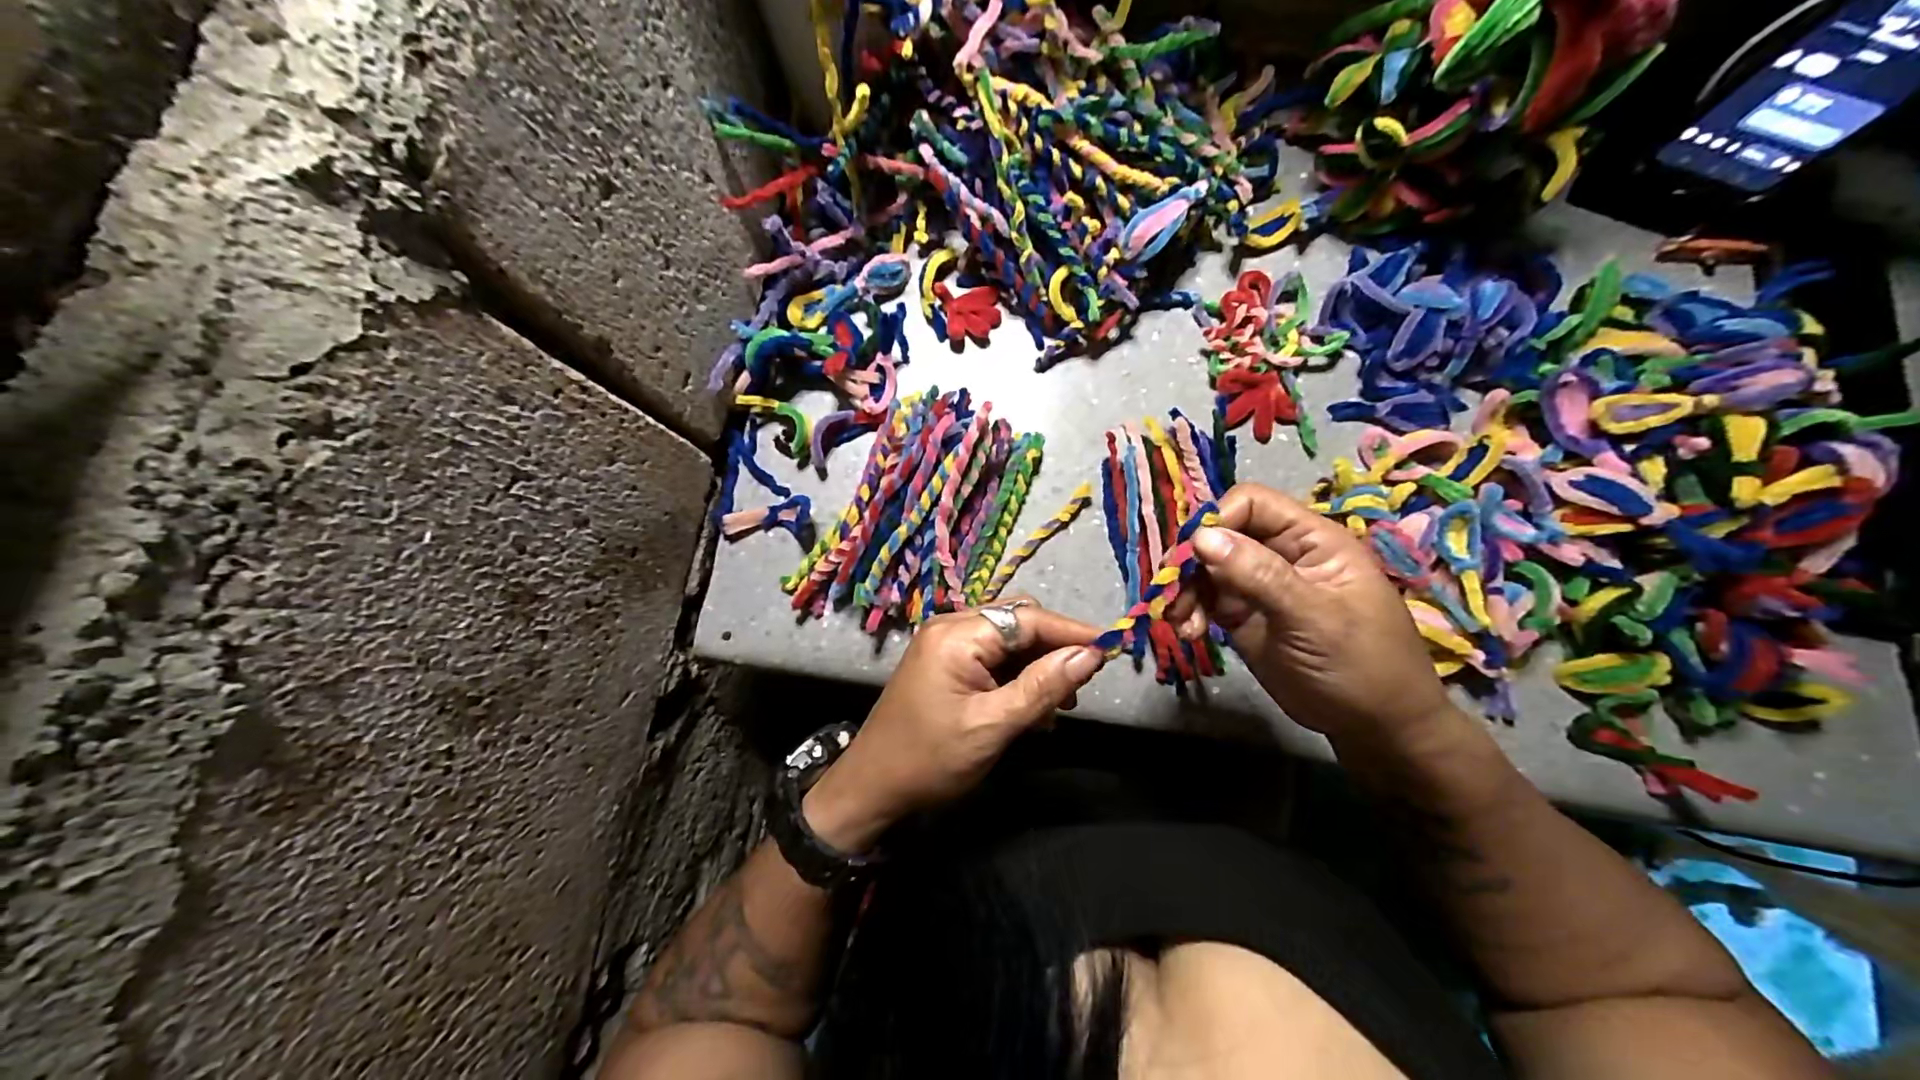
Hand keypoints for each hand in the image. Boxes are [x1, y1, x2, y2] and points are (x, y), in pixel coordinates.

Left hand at [803, 599, 1104, 851]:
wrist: (873, 787)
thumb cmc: (930, 759)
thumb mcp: (993, 726)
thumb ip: (1043, 687)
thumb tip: (1092, 654)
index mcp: (957, 635)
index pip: (1029, 619)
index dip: (1072, 632)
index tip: (1111, 650)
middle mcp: (951, 628)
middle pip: (1020, 623)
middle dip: (1055, 650)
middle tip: (1081, 687)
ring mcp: (946, 645)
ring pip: (1010, 642)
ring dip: (1038, 668)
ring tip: (1058, 707)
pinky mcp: (946, 664)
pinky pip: (993, 658)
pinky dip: (1018, 678)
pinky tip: (1034, 711)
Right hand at [1166, 483, 1454, 744]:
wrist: (1375, 727)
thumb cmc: (1361, 664)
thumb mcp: (1314, 617)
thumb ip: (1259, 574)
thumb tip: (1201, 536)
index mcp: (1310, 540)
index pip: (1251, 504)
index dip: (1217, 520)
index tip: (1192, 553)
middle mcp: (1280, 554)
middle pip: (1220, 535)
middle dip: (1192, 561)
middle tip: (1172, 592)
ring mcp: (1259, 586)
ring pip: (1206, 569)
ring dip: (1185, 591)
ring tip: (1179, 621)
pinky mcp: (1243, 616)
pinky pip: (1205, 601)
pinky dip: (1190, 612)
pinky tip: (1190, 632)